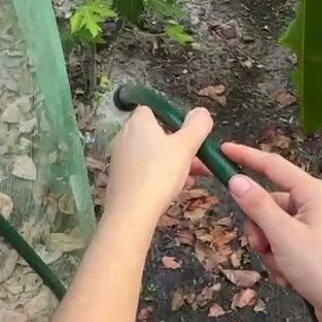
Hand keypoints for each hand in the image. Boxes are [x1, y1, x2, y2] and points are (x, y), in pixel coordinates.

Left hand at [104, 106, 213, 230]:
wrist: (132, 211)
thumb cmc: (159, 173)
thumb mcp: (186, 146)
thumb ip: (197, 125)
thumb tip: (201, 112)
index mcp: (138, 123)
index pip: (153, 110)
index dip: (171, 119)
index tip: (187, 134)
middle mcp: (125, 137)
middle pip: (157, 135)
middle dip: (179, 147)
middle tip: (198, 160)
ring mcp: (120, 158)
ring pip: (153, 155)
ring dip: (174, 163)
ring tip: (192, 178)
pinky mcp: (120, 178)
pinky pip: (145, 170)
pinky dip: (160, 175)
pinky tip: (176, 188)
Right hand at [220, 143, 321, 321]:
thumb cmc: (321, 268)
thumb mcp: (282, 234)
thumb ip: (257, 205)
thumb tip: (236, 180)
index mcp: (312, 192)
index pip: (273, 165)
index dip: (246, 157)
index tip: (223, 150)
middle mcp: (315, 204)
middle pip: (269, 203)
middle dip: (259, 228)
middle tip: (264, 248)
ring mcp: (315, 227)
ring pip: (273, 228)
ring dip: (270, 250)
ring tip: (282, 268)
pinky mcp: (314, 248)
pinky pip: (284, 245)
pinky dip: (280, 261)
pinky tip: (290, 278)